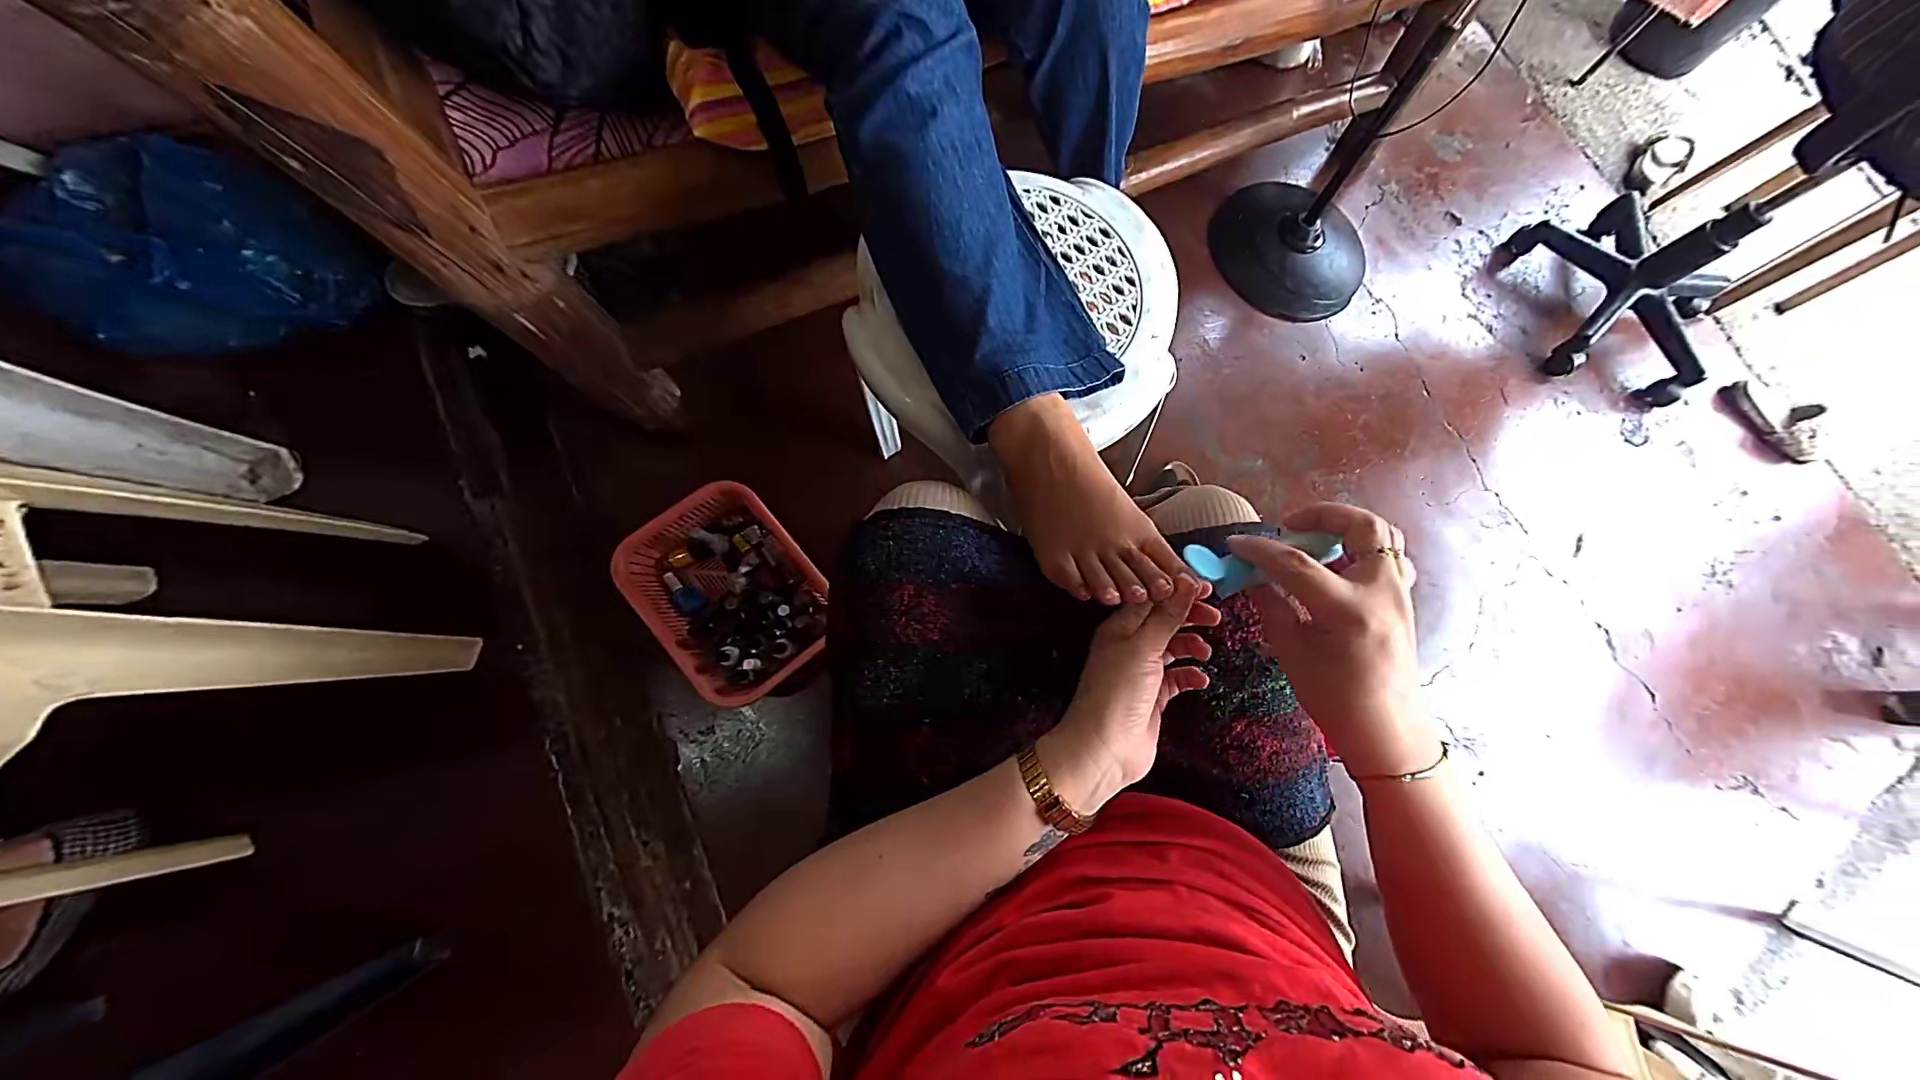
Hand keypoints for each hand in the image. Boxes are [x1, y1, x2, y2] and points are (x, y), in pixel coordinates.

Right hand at [989, 394, 1190, 604]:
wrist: (1049, 455)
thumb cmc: (1084, 470)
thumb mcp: (1124, 502)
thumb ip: (1139, 533)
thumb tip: (1155, 557)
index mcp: (1137, 528)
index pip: (1165, 565)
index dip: (1172, 581)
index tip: (1176, 589)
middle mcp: (1114, 545)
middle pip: (1138, 582)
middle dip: (1145, 593)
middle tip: (1146, 597)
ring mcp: (1084, 554)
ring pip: (1107, 589)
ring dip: (1114, 595)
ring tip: (1116, 596)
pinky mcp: (1055, 558)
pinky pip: (1073, 586)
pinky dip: (1081, 590)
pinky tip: (1085, 589)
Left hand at [1040, 577, 1219, 810]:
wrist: (1105, 747)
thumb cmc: (1116, 691)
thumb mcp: (1143, 647)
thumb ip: (1167, 615)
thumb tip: (1186, 581)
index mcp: (1119, 627)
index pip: (1151, 598)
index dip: (1178, 591)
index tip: (1207, 587)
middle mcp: (1128, 646)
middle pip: (1163, 621)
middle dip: (1188, 617)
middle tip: (1215, 617)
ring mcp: (1140, 672)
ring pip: (1171, 648)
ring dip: (1190, 646)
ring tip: (1205, 651)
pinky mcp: (1152, 697)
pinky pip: (1175, 679)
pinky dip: (1189, 675)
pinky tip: (1200, 680)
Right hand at [1226, 505, 1440, 776]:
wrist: (1386, 728)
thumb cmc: (1334, 698)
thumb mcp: (1291, 651)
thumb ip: (1271, 604)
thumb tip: (1251, 576)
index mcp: (1348, 610)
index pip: (1296, 563)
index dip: (1260, 549)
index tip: (1236, 543)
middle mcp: (1381, 592)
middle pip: (1361, 526)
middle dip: (1321, 515)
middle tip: (1288, 526)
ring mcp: (1398, 594)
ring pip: (1382, 535)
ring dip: (1344, 528)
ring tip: (1312, 541)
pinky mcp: (1401, 599)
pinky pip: (1388, 556)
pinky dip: (1359, 548)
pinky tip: (1334, 564)